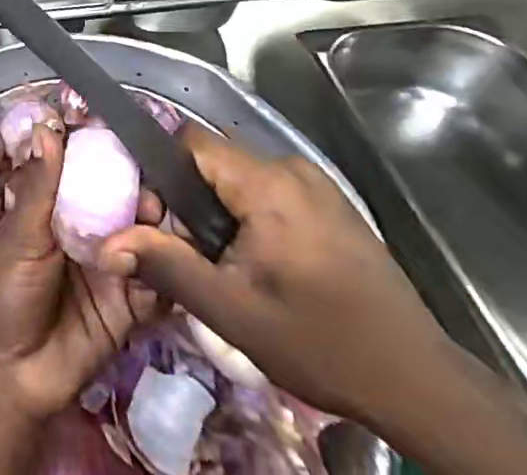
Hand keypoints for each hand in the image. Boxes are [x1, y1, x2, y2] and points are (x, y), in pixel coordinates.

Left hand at [0, 125, 166, 420]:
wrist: (8, 368)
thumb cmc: (2, 290)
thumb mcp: (20, 234)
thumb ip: (40, 186)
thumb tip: (48, 129)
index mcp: (58, 210)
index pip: (92, 176)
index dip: (114, 161)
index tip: (138, 145)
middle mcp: (90, 234)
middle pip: (128, 207)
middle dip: (145, 197)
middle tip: (154, 197)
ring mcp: (114, 270)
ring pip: (150, 244)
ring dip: (161, 235)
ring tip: (162, 230)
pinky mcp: (133, 308)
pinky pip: (160, 288)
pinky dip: (170, 278)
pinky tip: (175, 270)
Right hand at [95, 125, 456, 425]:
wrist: (421, 386)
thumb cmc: (321, 343)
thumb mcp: (231, 310)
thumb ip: (166, 264)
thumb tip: (106, 245)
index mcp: (268, 184)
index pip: (189, 141)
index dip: (158, 169)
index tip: (149, 213)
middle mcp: (293, 170)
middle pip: (212, 160)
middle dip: (185, 196)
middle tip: (179, 246)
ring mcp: (318, 187)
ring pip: (238, 177)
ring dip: (215, 208)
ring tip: (214, 259)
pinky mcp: (332, 207)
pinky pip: (267, 191)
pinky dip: (245, 215)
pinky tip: (251, 262)